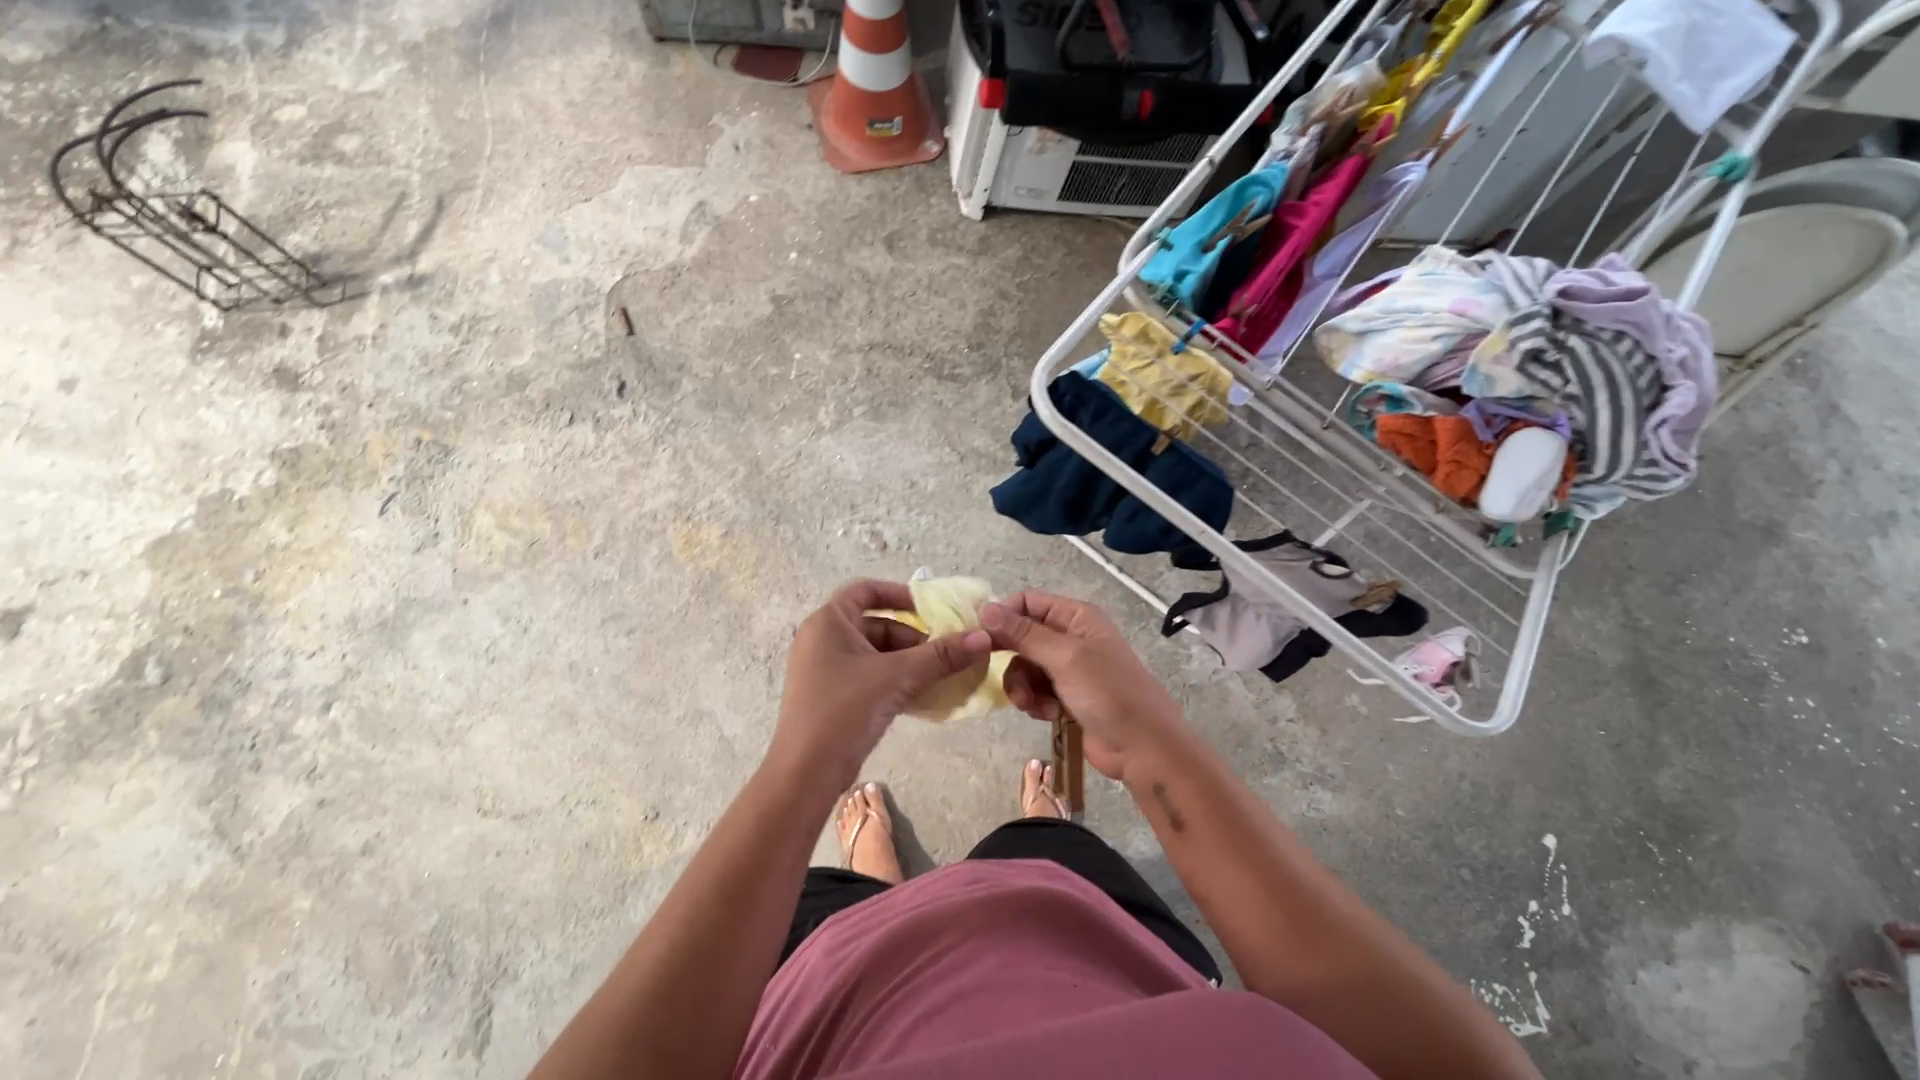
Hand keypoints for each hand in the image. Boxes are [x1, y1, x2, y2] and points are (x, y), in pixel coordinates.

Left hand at [769, 580, 991, 790]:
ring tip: (939, 676)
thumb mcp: (898, 677)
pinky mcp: (829, 696)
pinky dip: (893, 680)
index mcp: (828, 622)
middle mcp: (821, 639)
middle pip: (875, 624)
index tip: (931, 609)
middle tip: (944, 653)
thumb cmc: (845, 710)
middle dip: (912, 637)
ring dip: (907, 661)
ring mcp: (823, 669)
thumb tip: (984, 637)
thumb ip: (941, 656)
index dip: (899, 594)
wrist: (805, 771)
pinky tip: (921, 696)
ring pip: (874, 653)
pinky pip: (867, 676)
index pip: (865, 590)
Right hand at [981, 591, 1189, 783]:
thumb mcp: (1065, 658)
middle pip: (1022, 637)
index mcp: (1077, 617)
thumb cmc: (1108, 693)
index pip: (1028, 603)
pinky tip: (1047, 715)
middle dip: (1012, 659)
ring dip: (1022, 686)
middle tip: (1002, 676)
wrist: (1142, 747)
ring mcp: (1069, 669)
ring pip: (1024, 668)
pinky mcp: (1066, 696)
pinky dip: (1035, 702)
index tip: (981, 639)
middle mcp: (1072, 637)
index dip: (1003, 617)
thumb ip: (1024, 634)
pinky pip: (1035, 691)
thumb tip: (985, 609)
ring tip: (1032, 704)